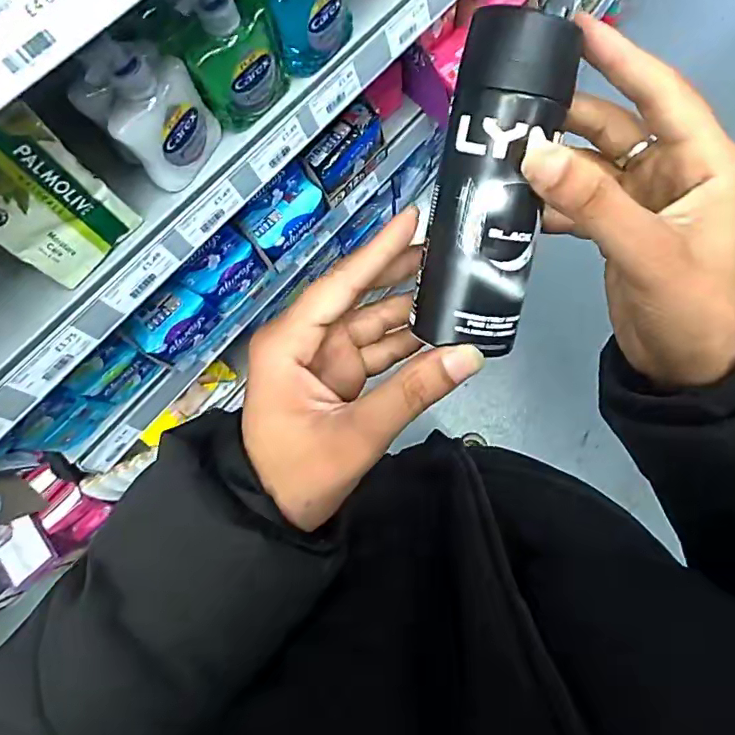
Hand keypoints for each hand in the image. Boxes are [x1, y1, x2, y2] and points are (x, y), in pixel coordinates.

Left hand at [242, 207, 484, 529]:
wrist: (267, 515)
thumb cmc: (295, 475)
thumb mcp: (356, 435)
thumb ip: (412, 392)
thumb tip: (467, 355)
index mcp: (289, 342)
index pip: (339, 285)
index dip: (377, 251)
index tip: (410, 220)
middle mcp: (304, 339)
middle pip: (356, 295)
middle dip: (396, 269)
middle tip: (442, 247)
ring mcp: (322, 358)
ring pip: (370, 321)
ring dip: (407, 305)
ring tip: (450, 283)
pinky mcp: (337, 376)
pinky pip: (376, 349)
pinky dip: (405, 341)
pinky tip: (436, 329)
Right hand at [521, 14, 734, 388]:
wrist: (690, 371)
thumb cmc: (691, 310)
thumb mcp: (647, 253)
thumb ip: (593, 201)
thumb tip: (533, 151)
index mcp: (703, 164)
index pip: (662, 94)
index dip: (622, 57)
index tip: (579, 28)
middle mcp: (674, 172)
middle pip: (616, 126)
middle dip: (567, 114)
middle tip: (513, 101)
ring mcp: (644, 200)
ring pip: (591, 162)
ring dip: (553, 159)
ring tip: (502, 152)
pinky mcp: (620, 225)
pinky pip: (581, 197)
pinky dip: (552, 197)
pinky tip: (518, 201)